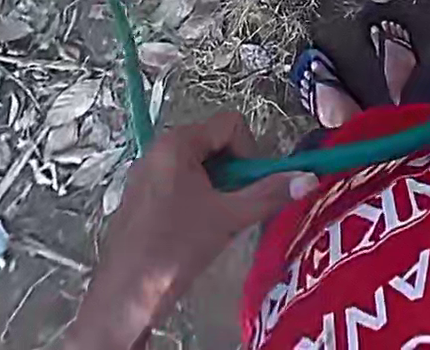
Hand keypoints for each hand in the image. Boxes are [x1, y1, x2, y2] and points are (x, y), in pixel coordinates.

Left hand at [64, 113, 317, 349]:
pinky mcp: (139, 197)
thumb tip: (309, 177)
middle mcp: (159, 149)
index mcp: (177, 143)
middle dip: (234, 169)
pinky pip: (180, 179)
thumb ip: (269, 194)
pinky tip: (193, 229)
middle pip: (215, 141)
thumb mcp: (228, 219)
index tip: (249, 186)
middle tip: (235, 204)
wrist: (119, 305)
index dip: (249, 150)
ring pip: (199, 163)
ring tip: (216, 218)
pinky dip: (197, 195)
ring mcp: (145, 173)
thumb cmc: (173, 250)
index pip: (230, 123)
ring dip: (217, 184)